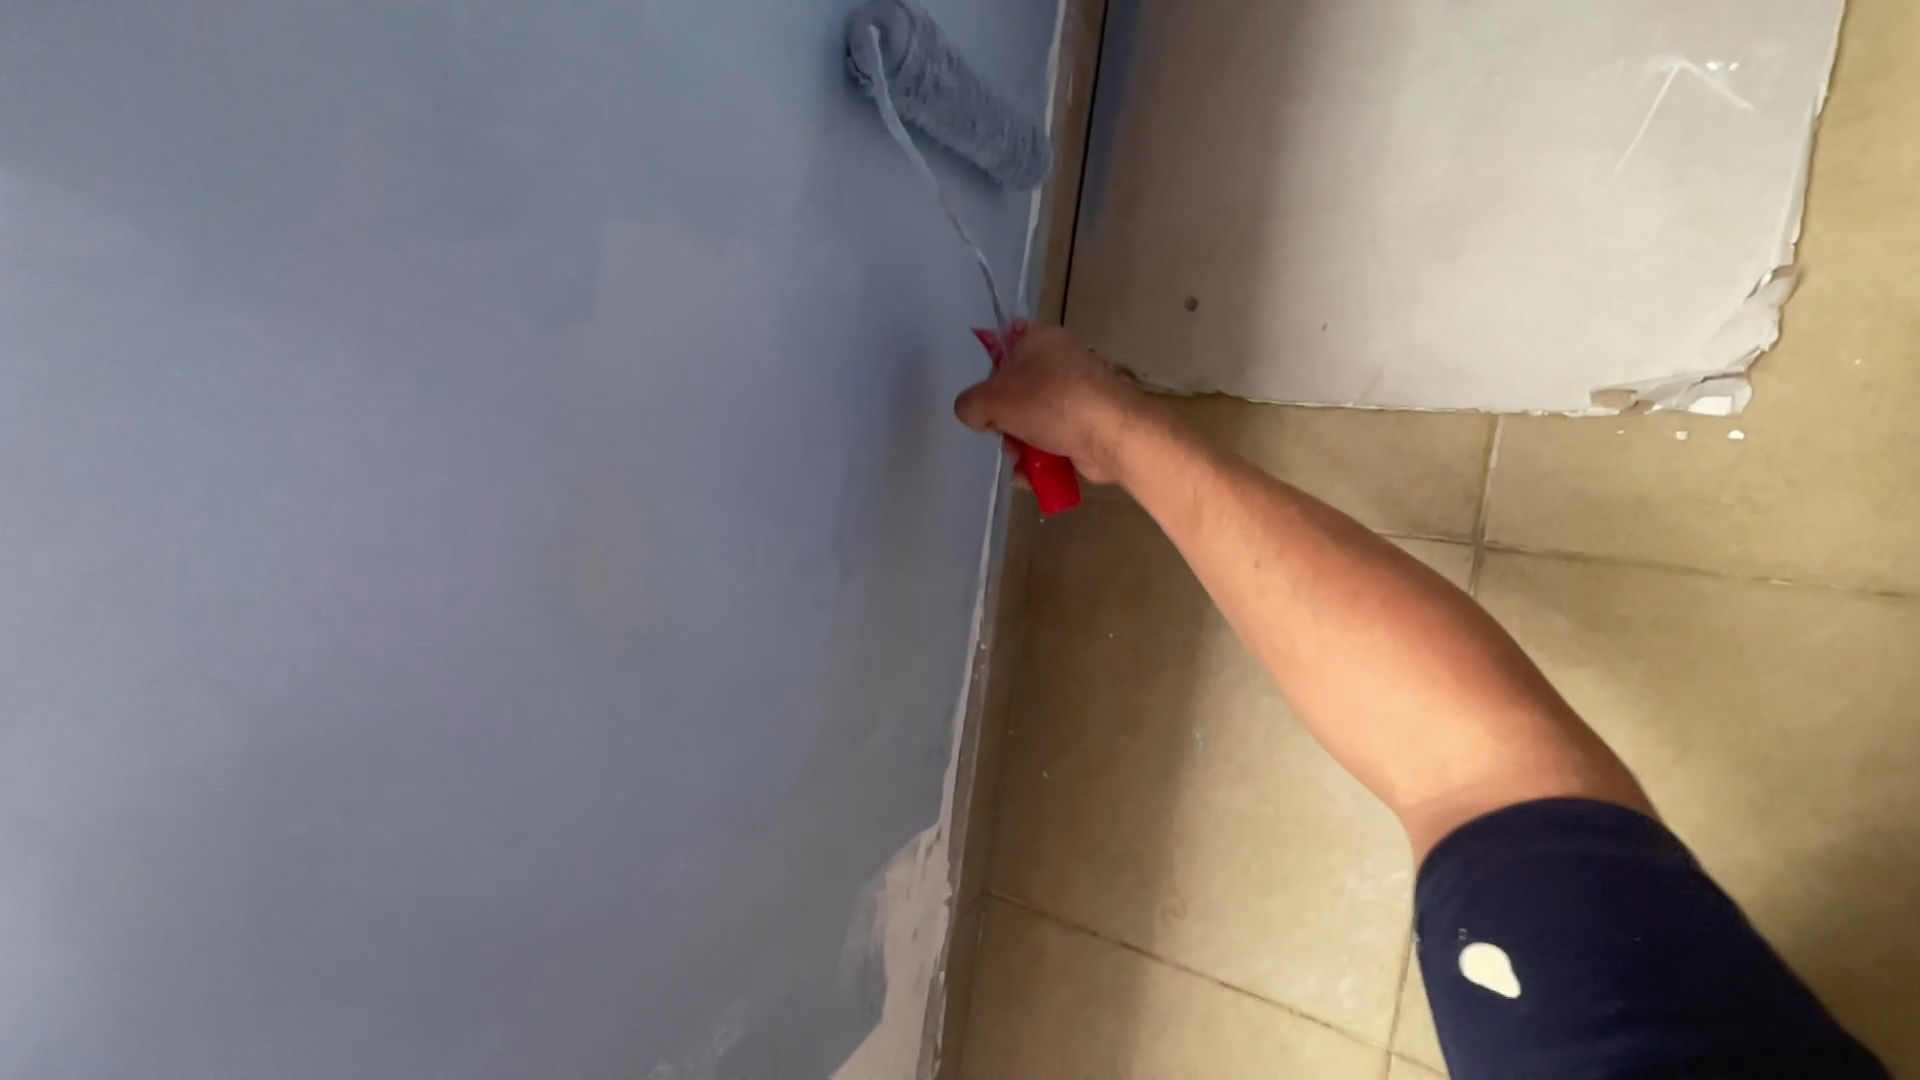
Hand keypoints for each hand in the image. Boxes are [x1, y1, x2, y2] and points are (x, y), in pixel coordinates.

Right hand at [953, 326, 1150, 484]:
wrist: (1111, 435)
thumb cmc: (1052, 404)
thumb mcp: (995, 399)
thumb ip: (970, 404)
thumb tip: (972, 414)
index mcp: (1040, 339)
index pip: (1001, 350)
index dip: (988, 377)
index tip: (984, 401)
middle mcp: (1060, 361)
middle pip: (1014, 392)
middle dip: (1004, 422)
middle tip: (1003, 434)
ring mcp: (1076, 394)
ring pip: (1031, 420)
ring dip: (1020, 445)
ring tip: (1022, 459)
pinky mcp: (1086, 424)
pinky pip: (1051, 439)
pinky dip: (1040, 457)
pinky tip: (1033, 473)